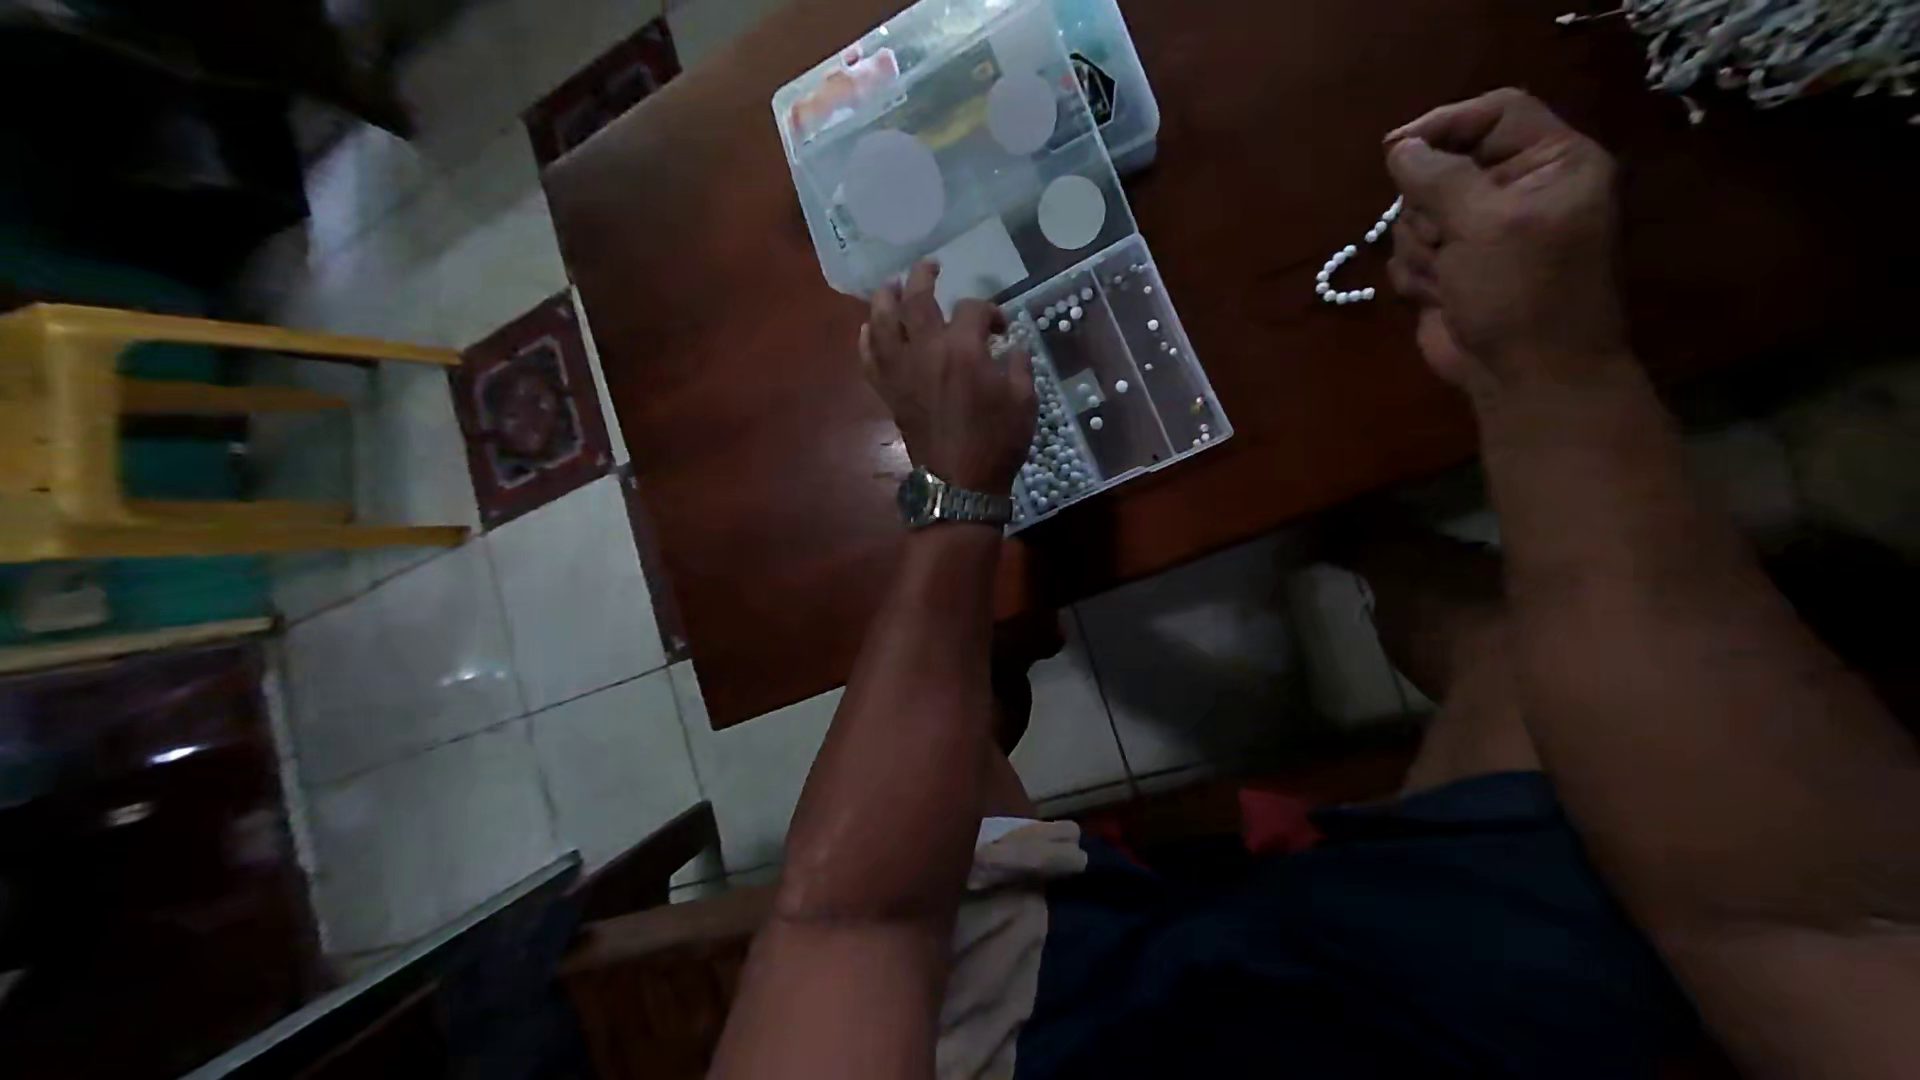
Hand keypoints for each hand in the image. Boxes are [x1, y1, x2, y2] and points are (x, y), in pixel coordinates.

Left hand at [860, 261, 1035, 494]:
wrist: (961, 483)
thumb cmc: (997, 442)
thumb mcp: (1024, 400)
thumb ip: (1018, 365)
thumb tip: (1010, 347)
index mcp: (964, 349)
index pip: (972, 309)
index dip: (990, 311)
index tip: (1000, 328)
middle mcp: (926, 350)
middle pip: (916, 299)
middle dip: (923, 276)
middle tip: (930, 267)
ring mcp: (902, 371)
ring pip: (882, 322)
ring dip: (884, 298)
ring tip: (890, 286)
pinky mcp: (889, 391)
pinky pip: (869, 359)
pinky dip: (867, 340)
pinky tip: (869, 329)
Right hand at [1383, 88, 1626, 391]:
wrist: (1521, 372)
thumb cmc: (1520, 292)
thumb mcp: (1486, 224)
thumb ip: (1440, 179)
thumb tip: (1400, 148)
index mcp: (1549, 163)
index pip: (1493, 115)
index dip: (1441, 126)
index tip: (1392, 148)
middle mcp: (1512, 192)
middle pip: (1440, 171)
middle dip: (1428, 211)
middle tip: (1446, 241)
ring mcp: (1475, 235)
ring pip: (1413, 219)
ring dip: (1420, 252)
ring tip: (1448, 279)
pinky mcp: (1446, 270)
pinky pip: (1405, 258)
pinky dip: (1413, 278)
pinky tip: (1437, 297)